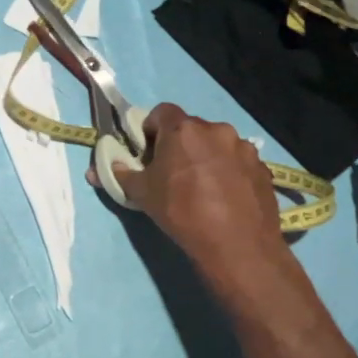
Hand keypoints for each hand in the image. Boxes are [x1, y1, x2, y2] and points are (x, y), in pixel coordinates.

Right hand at [96, 103, 282, 268]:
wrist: (237, 245)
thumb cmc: (181, 210)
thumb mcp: (141, 193)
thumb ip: (118, 175)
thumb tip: (94, 171)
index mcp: (183, 129)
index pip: (162, 112)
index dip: (152, 128)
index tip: (149, 152)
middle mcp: (216, 130)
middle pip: (191, 128)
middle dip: (181, 144)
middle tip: (173, 171)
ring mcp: (244, 149)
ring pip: (217, 145)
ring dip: (207, 157)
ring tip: (203, 186)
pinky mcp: (264, 169)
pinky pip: (238, 162)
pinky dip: (230, 172)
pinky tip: (225, 197)